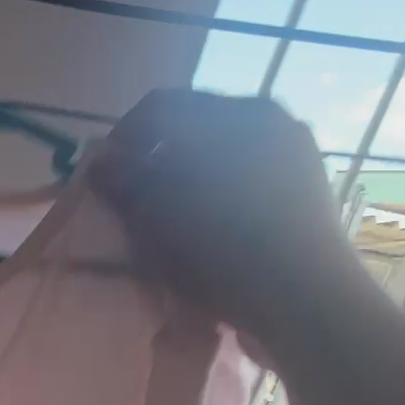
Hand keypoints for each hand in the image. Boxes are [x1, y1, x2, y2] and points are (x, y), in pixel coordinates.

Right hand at [90, 90, 376, 359]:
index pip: (157, 107)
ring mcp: (291, 142)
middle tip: (135, 194)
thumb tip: (98, 159)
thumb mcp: (156, 221)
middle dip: (158, 153)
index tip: (104, 173)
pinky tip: (212, 218)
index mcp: (224, 114)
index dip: (121, 137)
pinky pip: (250, 164)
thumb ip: (124, 183)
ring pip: (223, 143)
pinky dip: (222, 181)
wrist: (304, 297)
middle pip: (193, 121)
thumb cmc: (220, 254)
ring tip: (173, 210)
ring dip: (190, 168)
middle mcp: (262, 114)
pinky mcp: (307, 174)